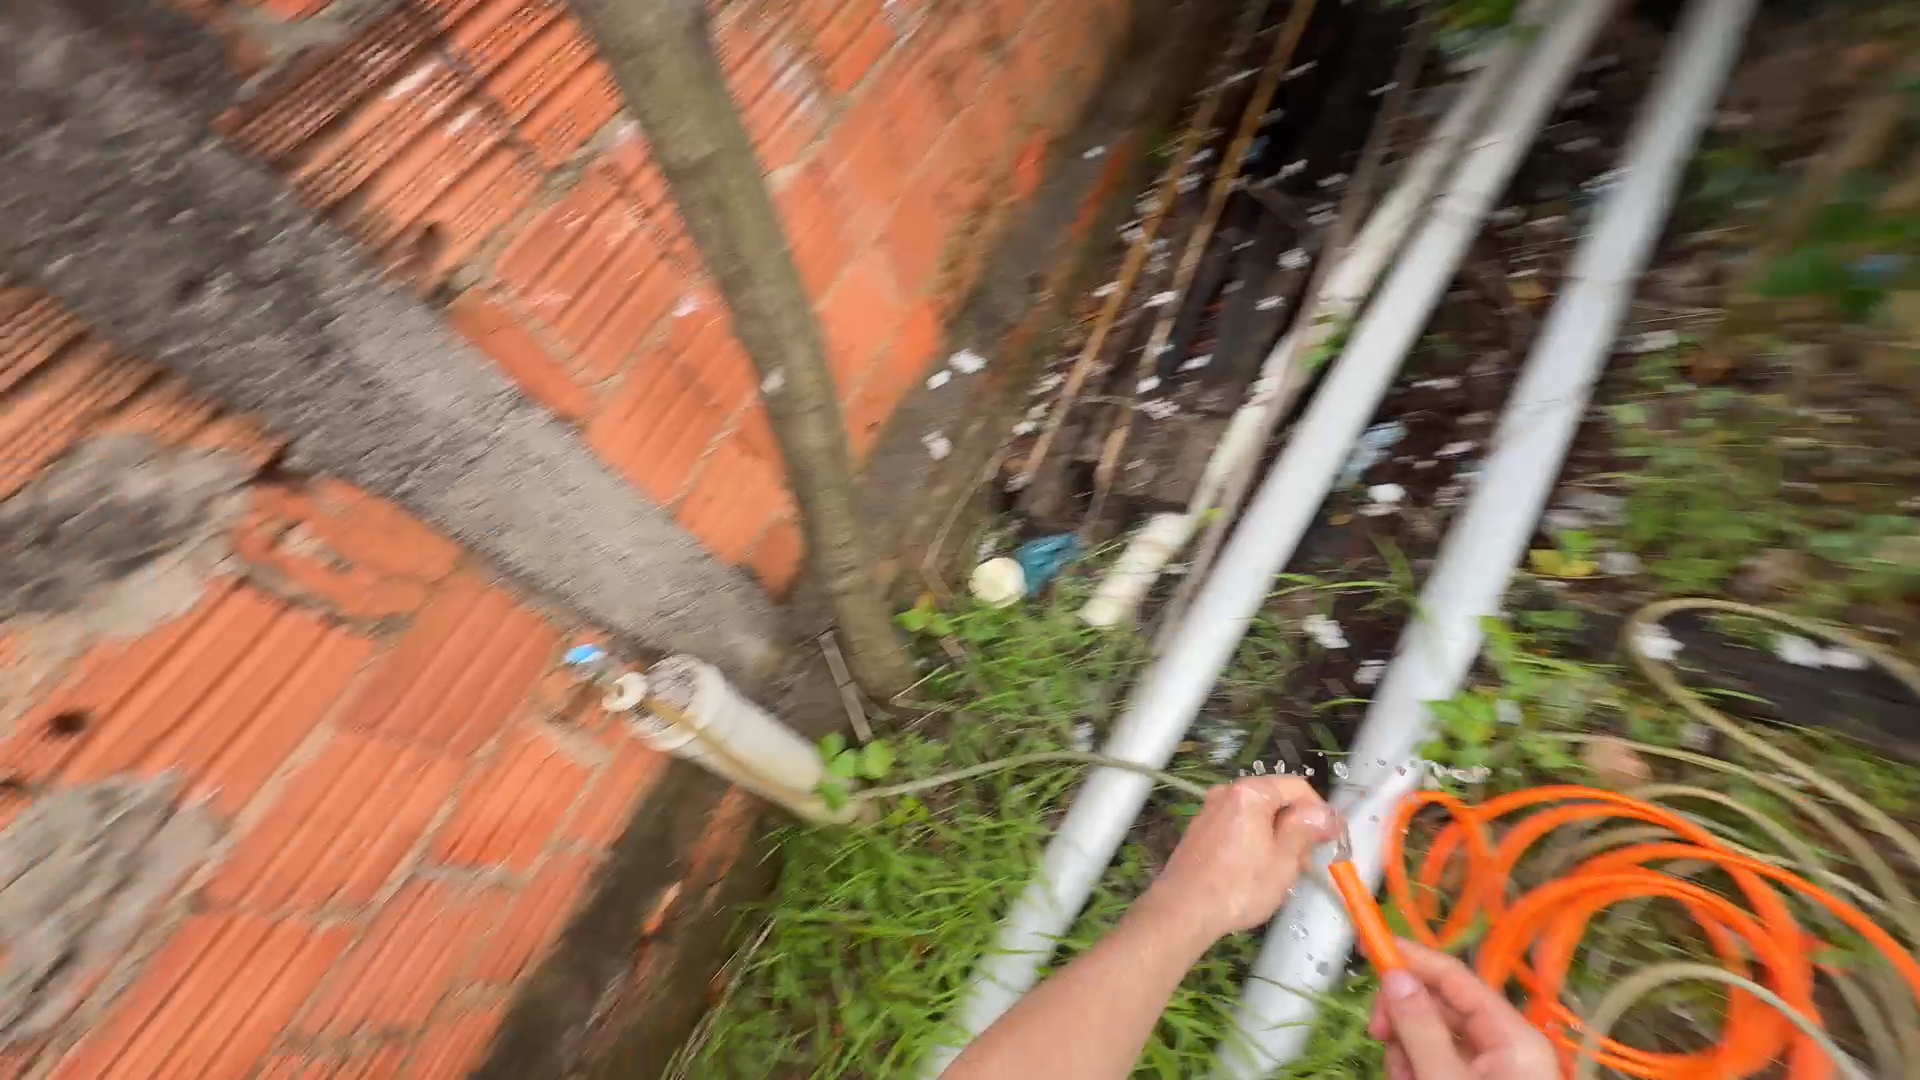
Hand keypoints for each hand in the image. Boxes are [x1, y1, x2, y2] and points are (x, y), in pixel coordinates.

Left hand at [1140, 776, 1336, 941]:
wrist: (1185, 908)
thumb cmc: (1240, 886)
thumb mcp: (1284, 860)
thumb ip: (1305, 830)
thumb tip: (1326, 813)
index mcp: (1248, 793)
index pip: (1296, 786)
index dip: (1319, 811)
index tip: (1330, 839)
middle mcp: (1225, 793)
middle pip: (1275, 799)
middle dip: (1295, 826)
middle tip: (1304, 862)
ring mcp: (1210, 810)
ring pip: (1257, 815)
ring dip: (1276, 837)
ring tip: (1281, 873)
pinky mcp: (1202, 829)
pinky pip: (1239, 826)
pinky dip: (1255, 841)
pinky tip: (1255, 872)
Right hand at [1369, 940, 1558, 1079]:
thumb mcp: (1444, 1077)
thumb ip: (1419, 1027)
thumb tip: (1394, 973)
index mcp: (1512, 1034)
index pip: (1452, 974)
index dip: (1409, 955)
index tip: (1366, 945)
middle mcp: (1506, 1042)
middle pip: (1438, 1002)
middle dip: (1401, 1015)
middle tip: (1377, 1032)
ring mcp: (1496, 1065)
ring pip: (1432, 1030)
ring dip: (1404, 1044)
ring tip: (1398, 1073)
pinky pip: (1439, 1055)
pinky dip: (1416, 1062)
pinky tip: (1408, 1078)